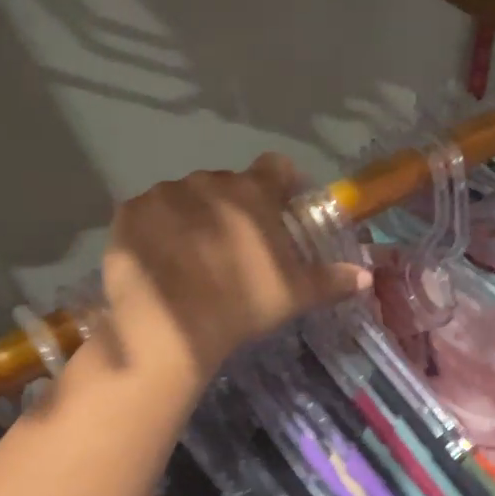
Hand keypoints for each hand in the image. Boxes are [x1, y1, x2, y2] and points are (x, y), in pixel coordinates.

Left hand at [102, 153, 370, 375]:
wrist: (172, 327)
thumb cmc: (243, 304)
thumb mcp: (294, 295)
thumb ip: (330, 280)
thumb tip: (366, 276)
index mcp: (251, 193)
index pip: (275, 168)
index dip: (281, 186)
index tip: (282, 210)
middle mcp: (206, 181)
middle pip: (227, 186)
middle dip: (233, 209)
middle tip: (236, 248)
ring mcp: (162, 195)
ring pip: (185, 199)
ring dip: (193, 220)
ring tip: (194, 260)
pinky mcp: (128, 216)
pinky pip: (149, 217)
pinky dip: (158, 234)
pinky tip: (163, 265)